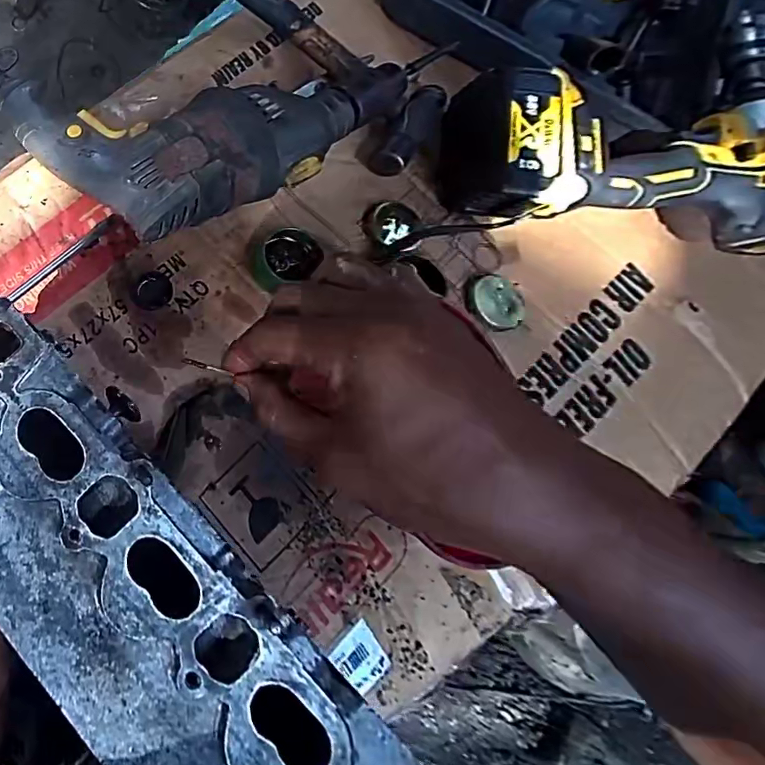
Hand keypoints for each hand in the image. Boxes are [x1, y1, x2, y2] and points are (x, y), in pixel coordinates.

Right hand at [222, 257, 604, 564]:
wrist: (531, 487)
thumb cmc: (429, 483)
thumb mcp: (338, 460)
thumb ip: (281, 415)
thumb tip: (251, 384)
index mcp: (355, 344)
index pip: (276, 331)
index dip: (244, 352)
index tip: (232, 374)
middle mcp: (381, 308)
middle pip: (299, 293)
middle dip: (270, 328)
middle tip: (266, 370)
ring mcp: (413, 304)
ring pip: (335, 277)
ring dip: (306, 307)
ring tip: (302, 349)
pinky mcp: (436, 314)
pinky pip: (374, 283)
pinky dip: (345, 298)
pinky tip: (346, 336)